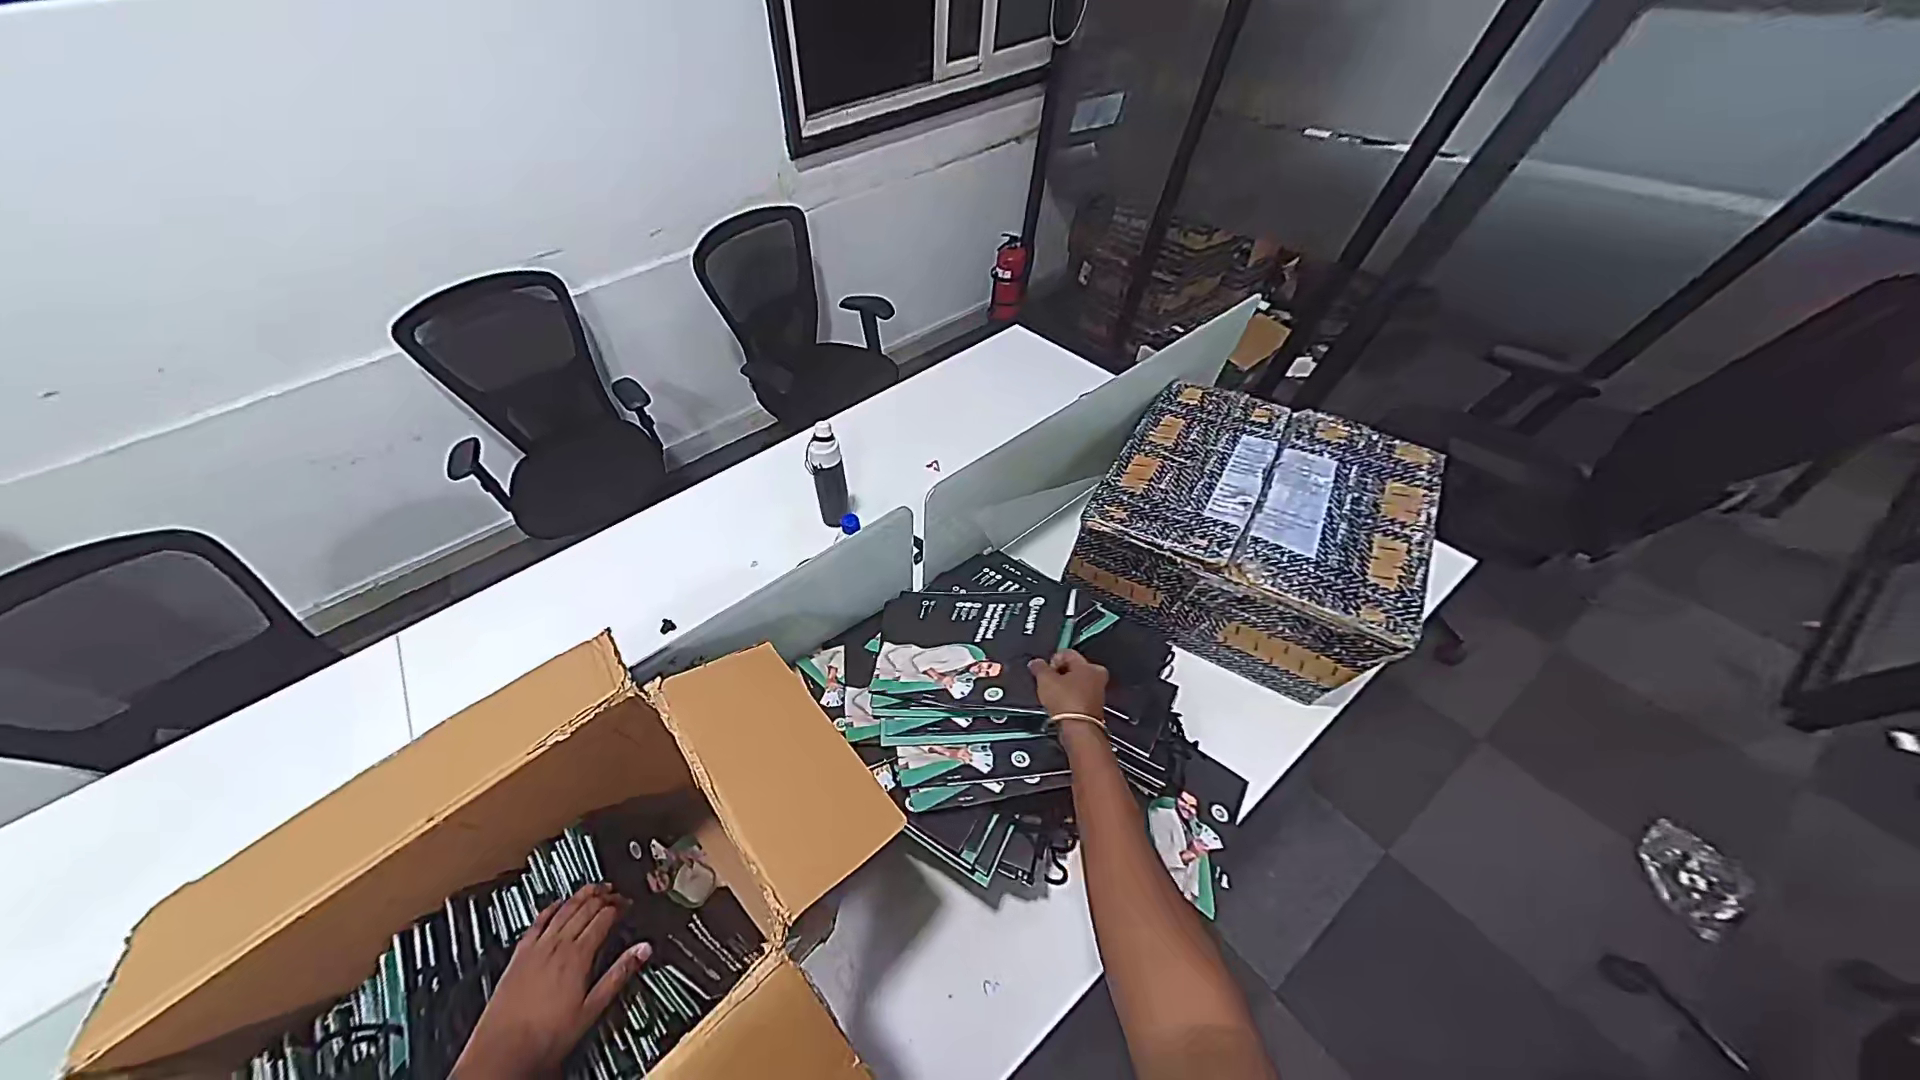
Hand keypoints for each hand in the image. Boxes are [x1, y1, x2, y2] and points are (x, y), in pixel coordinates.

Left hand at [452, 884, 651, 1079]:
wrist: (501, 1054)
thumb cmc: (544, 1037)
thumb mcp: (591, 1009)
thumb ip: (619, 974)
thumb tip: (642, 951)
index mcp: (578, 956)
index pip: (604, 917)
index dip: (619, 907)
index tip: (627, 906)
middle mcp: (557, 946)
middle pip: (585, 908)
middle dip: (604, 896)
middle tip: (616, 893)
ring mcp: (536, 949)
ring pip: (563, 909)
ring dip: (581, 895)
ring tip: (593, 888)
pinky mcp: (519, 956)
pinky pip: (537, 922)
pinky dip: (551, 908)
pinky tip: (557, 904)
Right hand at [1028, 649, 1108, 720]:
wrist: (1078, 729)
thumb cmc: (1065, 700)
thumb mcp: (1045, 680)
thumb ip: (1039, 667)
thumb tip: (1035, 662)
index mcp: (1089, 665)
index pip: (1067, 653)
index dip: (1052, 660)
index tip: (1044, 671)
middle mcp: (1098, 676)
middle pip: (1072, 667)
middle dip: (1058, 673)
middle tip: (1048, 682)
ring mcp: (1098, 692)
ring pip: (1075, 681)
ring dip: (1063, 685)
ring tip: (1053, 695)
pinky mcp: (1094, 706)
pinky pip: (1078, 694)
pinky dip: (1069, 697)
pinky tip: (1060, 704)